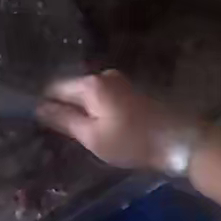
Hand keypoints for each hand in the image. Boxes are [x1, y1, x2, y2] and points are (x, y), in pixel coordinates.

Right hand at [37, 71, 197, 169]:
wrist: (183, 143)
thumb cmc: (133, 142)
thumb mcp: (92, 137)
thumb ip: (63, 120)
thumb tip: (37, 108)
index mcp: (90, 84)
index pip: (53, 88)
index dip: (44, 103)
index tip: (37, 121)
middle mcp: (102, 76)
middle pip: (71, 89)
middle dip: (63, 107)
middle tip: (58, 131)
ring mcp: (119, 82)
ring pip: (88, 95)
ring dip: (81, 110)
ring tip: (78, 132)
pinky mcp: (132, 91)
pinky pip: (102, 97)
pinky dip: (97, 110)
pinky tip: (99, 127)